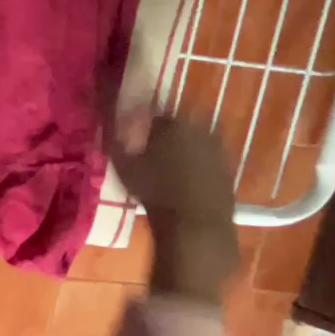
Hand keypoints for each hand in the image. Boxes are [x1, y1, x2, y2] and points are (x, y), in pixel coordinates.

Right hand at [110, 111, 239, 302]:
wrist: (197, 225)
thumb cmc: (156, 191)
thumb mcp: (123, 164)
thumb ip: (115, 138)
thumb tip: (106, 120)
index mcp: (176, 121)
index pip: (154, 109)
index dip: (139, 117)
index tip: (129, 128)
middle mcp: (203, 128)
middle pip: (177, 121)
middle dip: (162, 130)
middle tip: (144, 144)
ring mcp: (220, 148)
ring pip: (193, 138)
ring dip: (179, 145)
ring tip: (161, 161)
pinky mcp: (228, 168)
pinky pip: (205, 156)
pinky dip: (193, 161)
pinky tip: (178, 176)